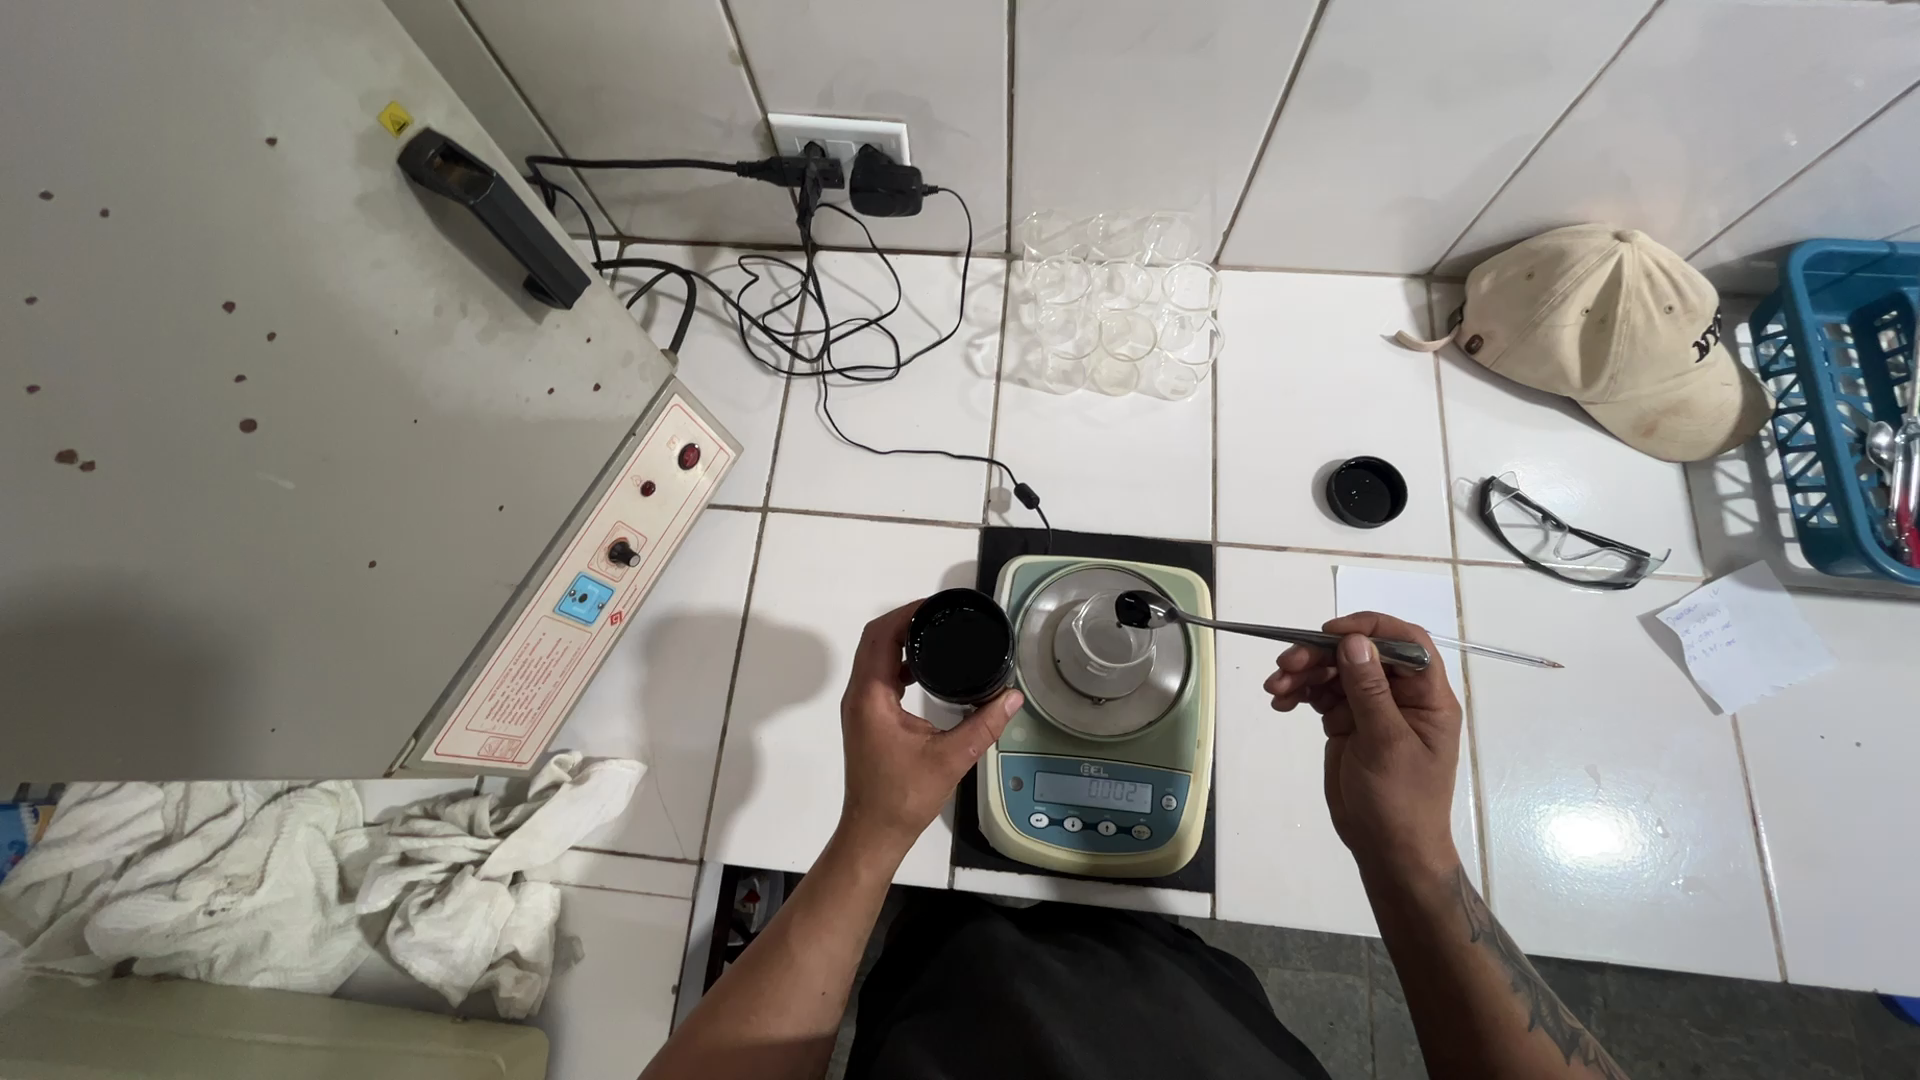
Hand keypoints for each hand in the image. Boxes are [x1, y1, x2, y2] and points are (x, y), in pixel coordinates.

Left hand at [836, 599, 1023, 857]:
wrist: (875, 832)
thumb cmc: (905, 796)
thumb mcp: (950, 758)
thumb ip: (983, 725)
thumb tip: (1012, 696)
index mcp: (871, 696)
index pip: (880, 636)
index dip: (905, 614)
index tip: (936, 606)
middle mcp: (859, 695)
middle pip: (875, 640)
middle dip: (905, 621)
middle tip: (941, 615)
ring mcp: (860, 706)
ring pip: (874, 656)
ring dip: (900, 640)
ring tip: (936, 633)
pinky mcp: (867, 718)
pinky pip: (878, 675)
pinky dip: (898, 661)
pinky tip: (924, 668)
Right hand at [1264, 612, 1461, 881]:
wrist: (1387, 848)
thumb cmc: (1400, 799)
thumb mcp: (1385, 743)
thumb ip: (1369, 690)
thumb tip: (1354, 641)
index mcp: (1426, 697)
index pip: (1405, 642)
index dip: (1369, 629)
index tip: (1330, 634)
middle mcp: (1400, 696)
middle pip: (1358, 654)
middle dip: (1320, 655)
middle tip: (1285, 665)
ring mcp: (1371, 709)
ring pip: (1334, 672)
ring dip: (1302, 674)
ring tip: (1275, 689)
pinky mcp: (1347, 722)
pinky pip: (1320, 694)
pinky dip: (1299, 694)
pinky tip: (1281, 704)